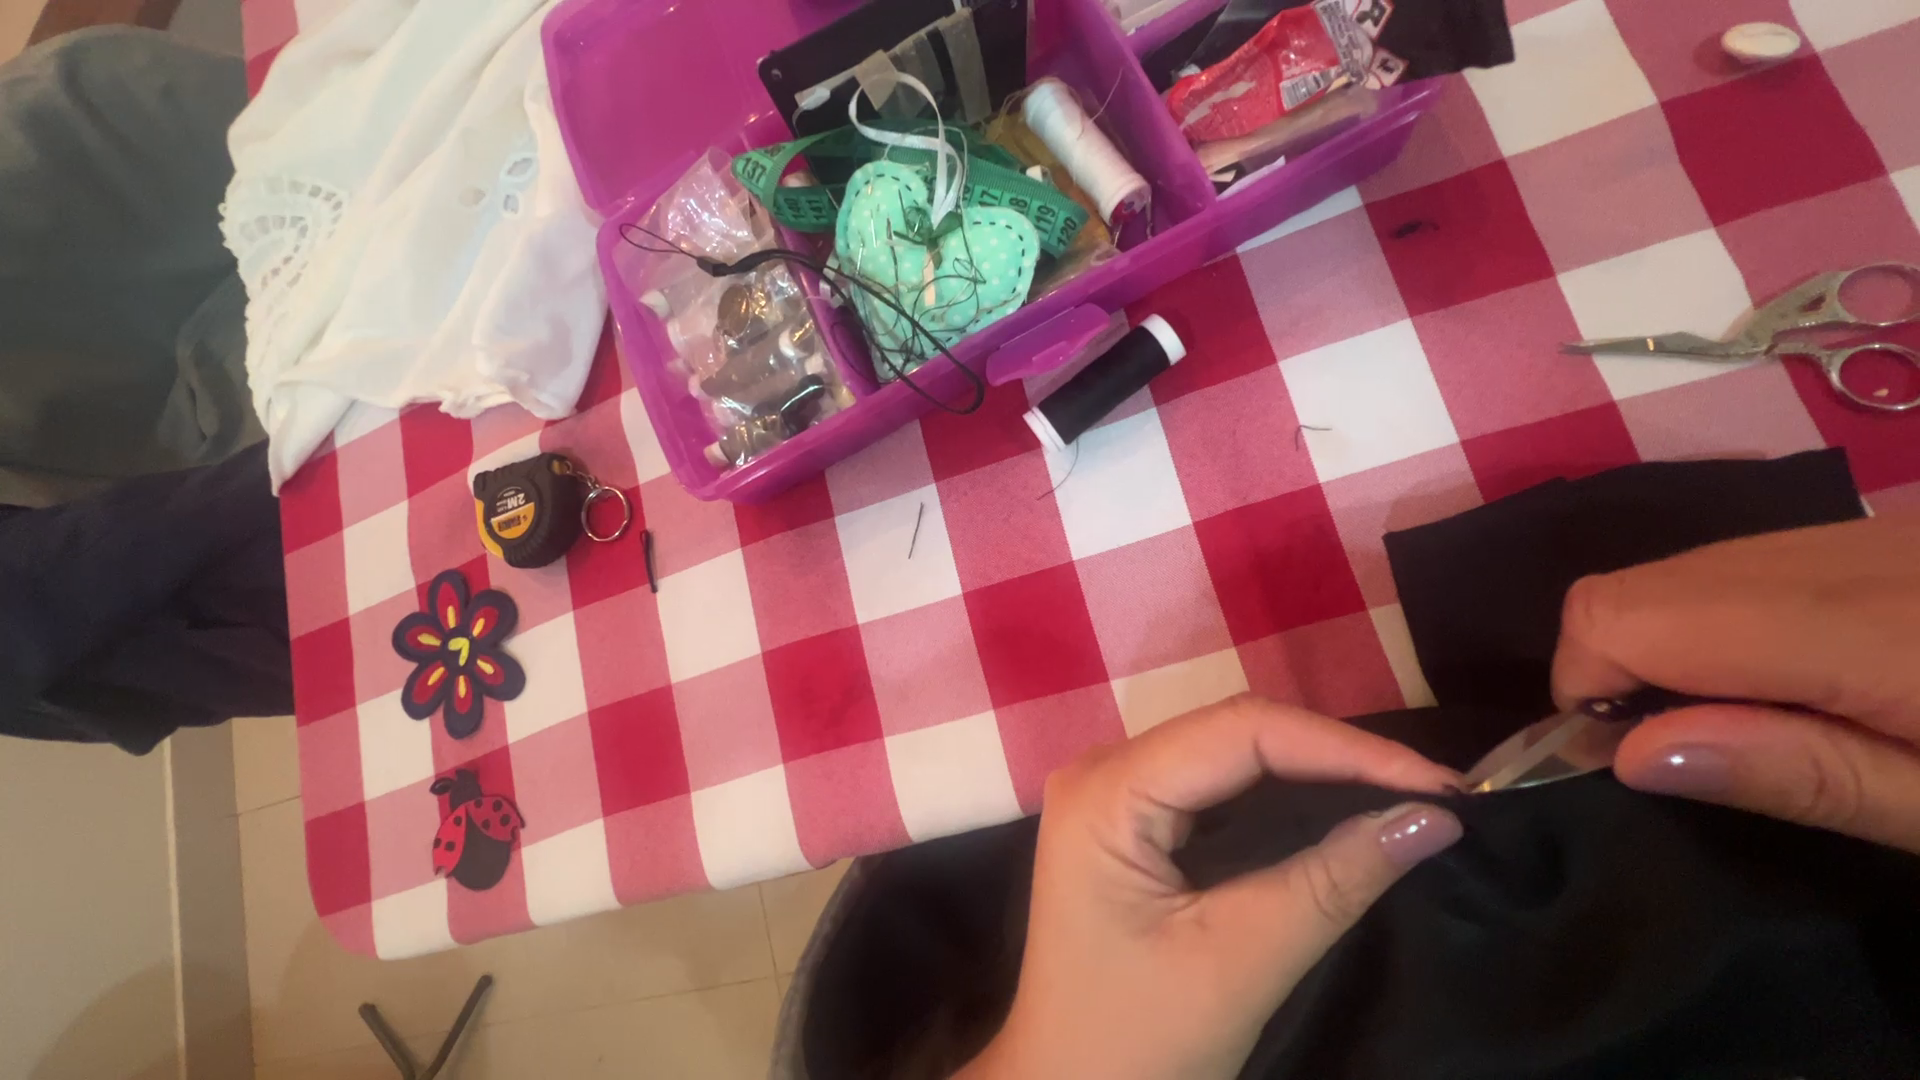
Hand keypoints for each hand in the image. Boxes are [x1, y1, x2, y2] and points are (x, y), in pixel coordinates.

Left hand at [956, 695, 1461, 1079]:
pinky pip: (1212, 779)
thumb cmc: (1135, 1044)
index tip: (1440, 784)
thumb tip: (1431, 819)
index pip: (1240, 733)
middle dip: (1334, 752)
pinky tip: (1333, 802)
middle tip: (1430, 791)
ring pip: (1226, 748)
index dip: (1344, 747)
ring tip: (1400, 792)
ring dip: (1313, 765)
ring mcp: (1109, 788)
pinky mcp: (1126, 814)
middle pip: (1231, 731)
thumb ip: (1330, 882)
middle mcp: (1101, 768)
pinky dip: (1278, 789)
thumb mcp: (1237, 962)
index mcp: (1108, 791)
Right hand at [1551, 513, 1919, 852]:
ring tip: (1738, 716)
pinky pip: (1732, 567)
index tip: (1617, 753)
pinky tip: (1786, 675)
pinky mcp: (1882, 537)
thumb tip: (1628, 752)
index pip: (1618, 616)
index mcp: (1856, 623)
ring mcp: (1859, 535)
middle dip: (1610, 665)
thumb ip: (1799, 773)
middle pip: (1630, 586)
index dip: (1583, 680)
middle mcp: (1836, 556)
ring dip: (1661, 645)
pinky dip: (1711, 623)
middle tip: (1675, 745)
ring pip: (1674, 572)